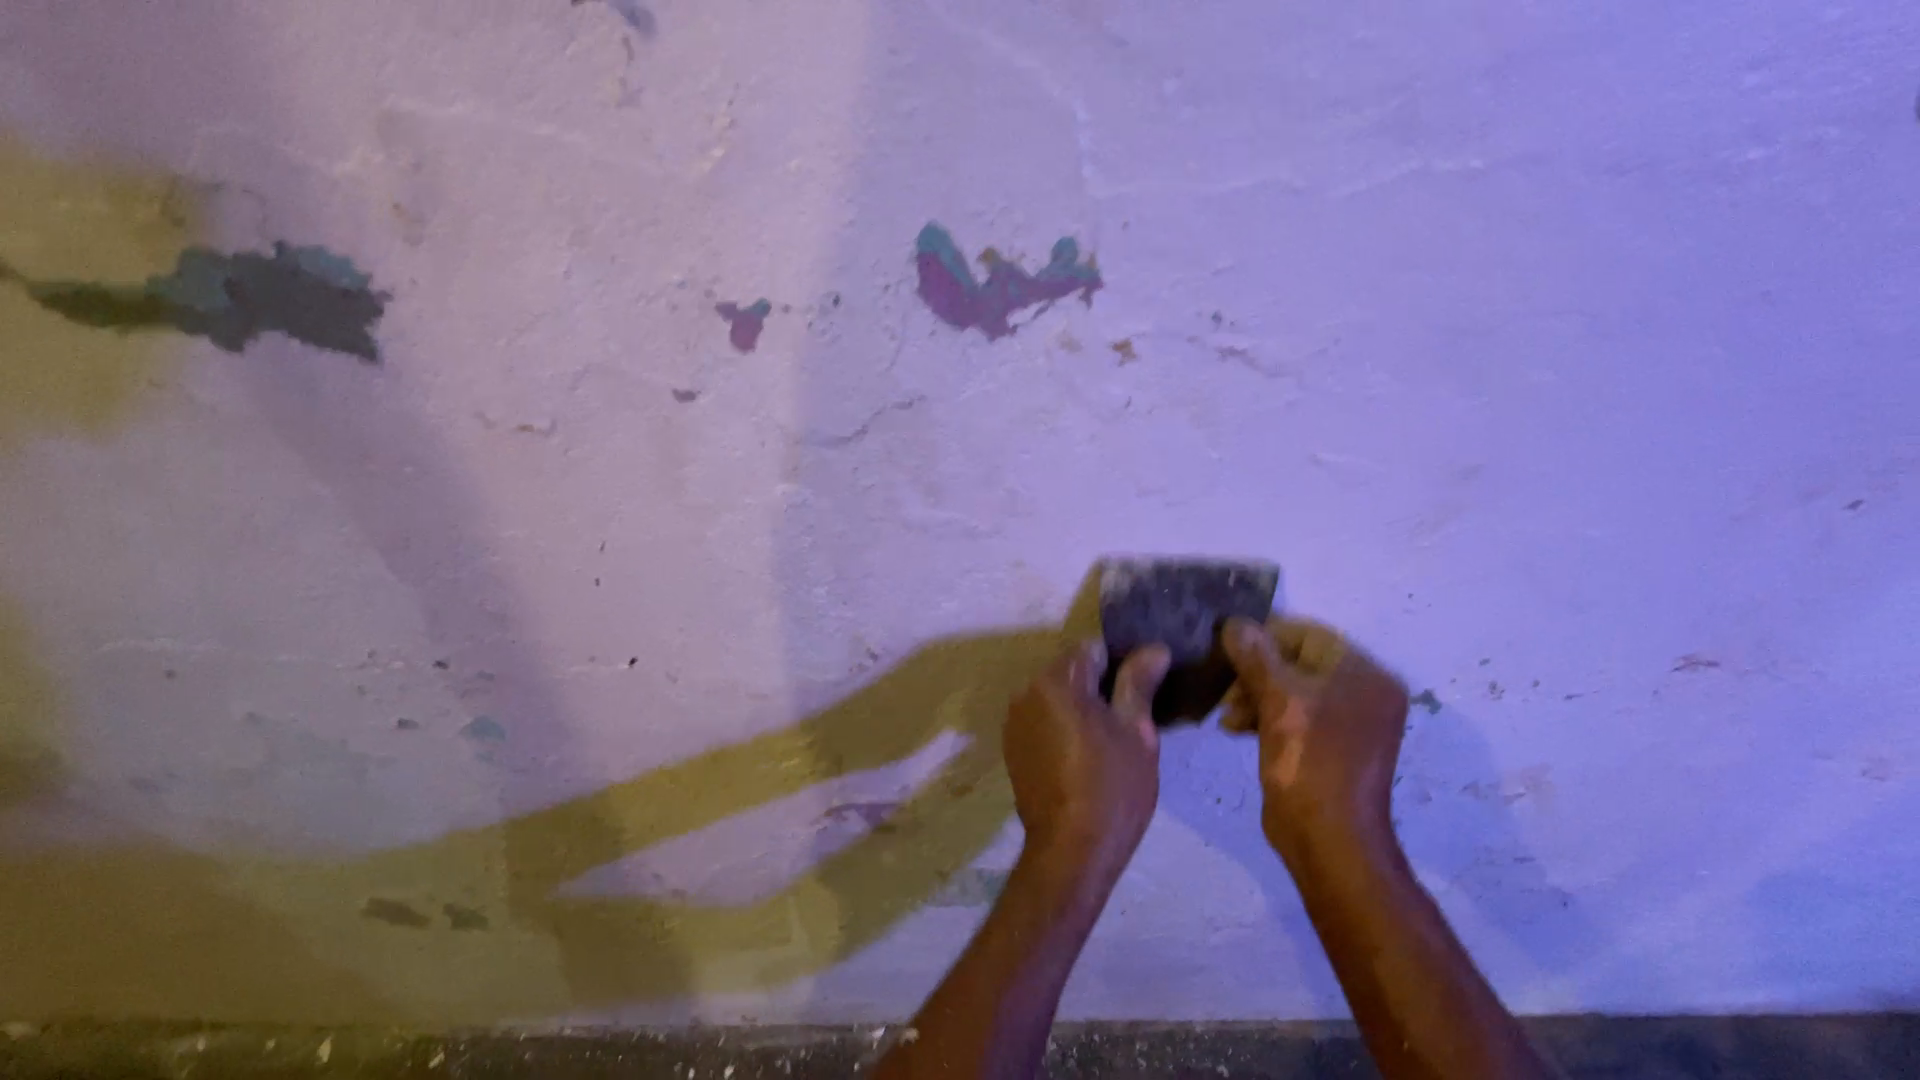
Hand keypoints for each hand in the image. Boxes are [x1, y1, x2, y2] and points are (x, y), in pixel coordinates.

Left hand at [1004, 640, 1171, 876]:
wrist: (1071, 850)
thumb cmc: (1112, 787)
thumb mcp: (1137, 732)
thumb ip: (1138, 683)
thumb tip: (1154, 649)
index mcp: (1057, 681)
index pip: (1092, 649)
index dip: (1120, 664)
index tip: (1141, 690)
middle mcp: (1026, 692)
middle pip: (1070, 672)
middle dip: (1098, 686)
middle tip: (1130, 718)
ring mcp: (1014, 721)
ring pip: (1055, 697)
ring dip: (1078, 707)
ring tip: (1108, 740)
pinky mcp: (1012, 748)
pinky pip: (1041, 721)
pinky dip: (1060, 727)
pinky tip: (1082, 756)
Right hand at [1221, 617, 1410, 857]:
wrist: (1328, 839)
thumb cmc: (1309, 762)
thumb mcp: (1279, 702)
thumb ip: (1255, 657)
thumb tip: (1234, 623)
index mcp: (1366, 675)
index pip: (1309, 635)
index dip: (1264, 637)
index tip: (1225, 649)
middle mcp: (1364, 692)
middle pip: (1298, 661)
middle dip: (1256, 671)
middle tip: (1223, 689)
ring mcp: (1349, 722)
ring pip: (1291, 689)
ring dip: (1254, 695)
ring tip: (1227, 716)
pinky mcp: (1330, 746)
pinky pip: (1294, 715)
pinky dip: (1265, 716)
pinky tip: (1234, 728)